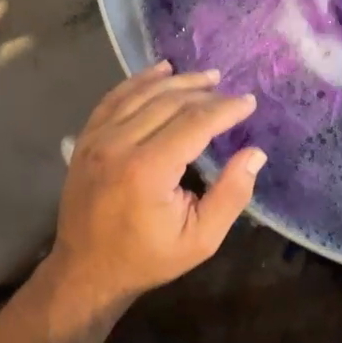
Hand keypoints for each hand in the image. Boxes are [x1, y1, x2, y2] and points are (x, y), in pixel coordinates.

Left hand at [49, 62, 265, 303]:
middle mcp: (119, 145)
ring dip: (177, 81)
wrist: (87, 271)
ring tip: (207, 77)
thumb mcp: (201, 239)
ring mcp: (97, 139)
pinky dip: (140, 80)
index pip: (195, 122)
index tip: (249, 103)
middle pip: (170, 102)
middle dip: (206, 93)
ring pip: (142, 94)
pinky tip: (161, 71)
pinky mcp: (86, 139)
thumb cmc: (148, 258)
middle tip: (232, 91)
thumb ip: (231, 195)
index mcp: (148, 170)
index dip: (226, 109)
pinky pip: (115, 98)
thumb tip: (255, 154)